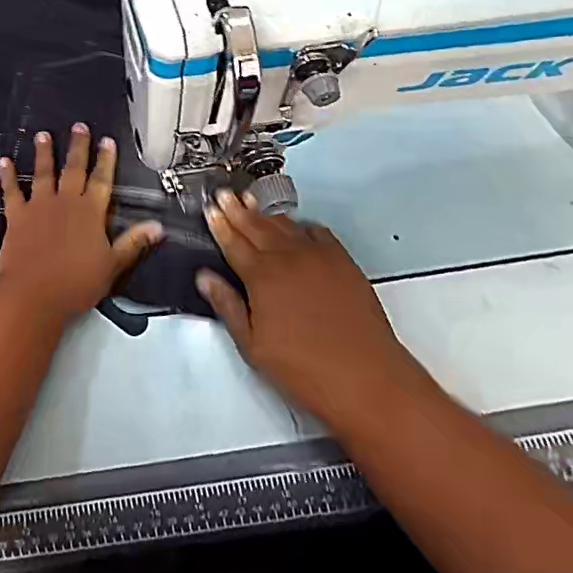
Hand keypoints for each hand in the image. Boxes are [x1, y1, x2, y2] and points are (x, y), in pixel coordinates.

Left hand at [0, 125, 163, 321]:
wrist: (32, 293)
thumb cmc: (75, 283)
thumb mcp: (112, 265)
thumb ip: (133, 243)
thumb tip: (157, 227)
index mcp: (91, 212)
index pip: (102, 180)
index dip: (106, 160)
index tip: (107, 141)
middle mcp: (66, 202)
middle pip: (74, 168)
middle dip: (78, 147)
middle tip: (79, 126)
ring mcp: (39, 206)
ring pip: (43, 173)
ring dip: (44, 153)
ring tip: (43, 135)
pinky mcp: (17, 216)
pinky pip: (12, 191)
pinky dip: (8, 176)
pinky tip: (4, 161)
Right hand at [196, 189, 422, 421]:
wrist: (365, 377)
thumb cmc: (310, 369)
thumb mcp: (253, 345)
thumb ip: (227, 306)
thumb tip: (207, 280)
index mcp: (262, 276)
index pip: (233, 242)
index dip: (219, 224)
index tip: (211, 211)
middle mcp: (289, 259)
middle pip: (256, 226)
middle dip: (237, 209)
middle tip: (225, 195)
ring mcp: (318, 257)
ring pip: (284, 224)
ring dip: (264, 211)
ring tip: (251, 199)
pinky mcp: (343, 262)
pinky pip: (318, 232)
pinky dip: (301, 224)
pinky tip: (297, 224)